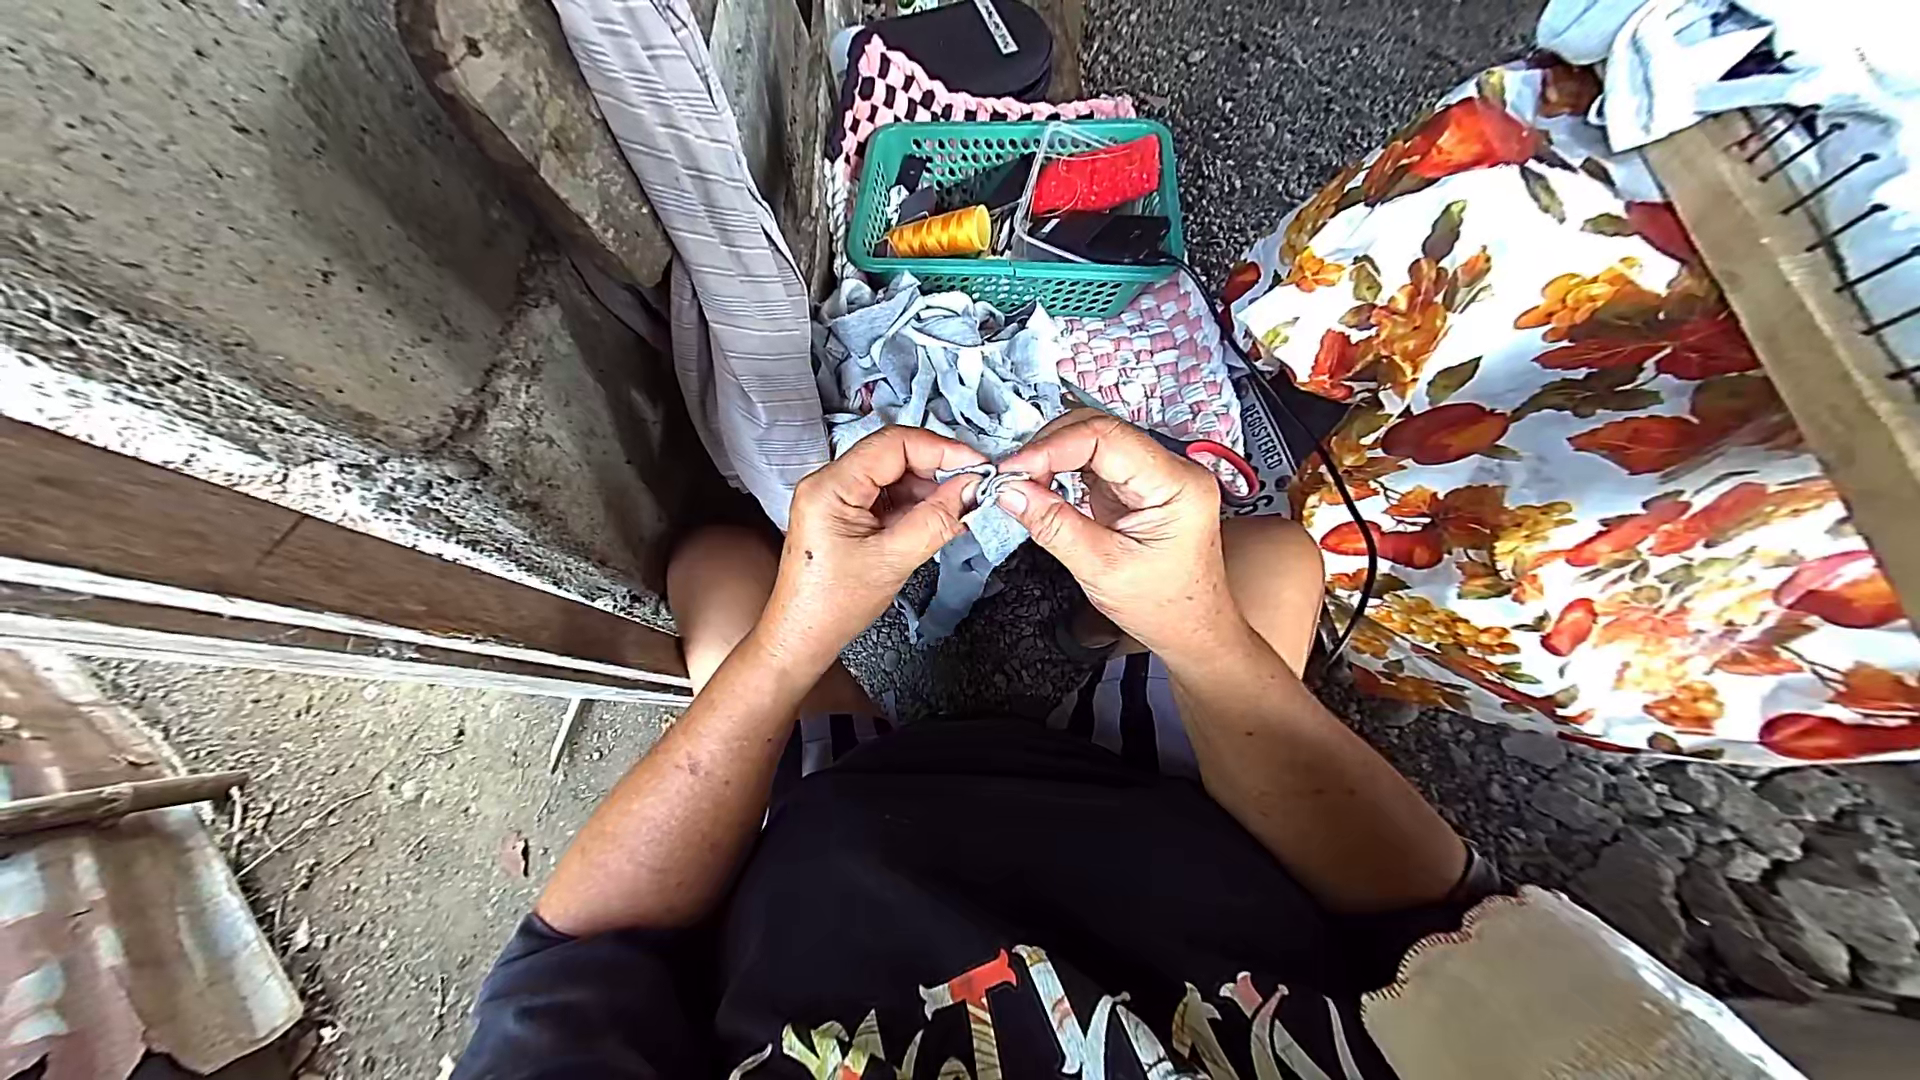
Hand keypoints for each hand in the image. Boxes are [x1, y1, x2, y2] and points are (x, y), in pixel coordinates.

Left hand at [755, 426, 985, 670]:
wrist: (803, 636)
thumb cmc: (832, 605)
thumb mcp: (893, 559)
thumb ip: (937, 520)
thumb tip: (971, 490)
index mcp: (831, 486)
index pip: (895, 443)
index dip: (942, 449)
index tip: (976, 465)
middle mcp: (829, 482)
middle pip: (895, 454)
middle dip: (938, 468)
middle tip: (974, 487)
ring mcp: (837, 496)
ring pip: (895, 474)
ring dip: (930, 486)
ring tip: (959, 506)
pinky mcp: (846, 511)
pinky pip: (887, 494)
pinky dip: (916, 502)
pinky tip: (938, 516)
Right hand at [995, 410, 1243, 659]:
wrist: (1188, 628)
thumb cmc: (1164, 606)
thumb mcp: (1101, 569)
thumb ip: (1054, 526)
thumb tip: (1013, 492)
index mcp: (1176, 485)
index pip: (1106, 437)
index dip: (1052, 447)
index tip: (1015, 469)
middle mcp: (1170, 471)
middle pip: (1098, 430)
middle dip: (1048, 448)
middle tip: (1013, 476)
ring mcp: (1151, 476)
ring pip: (1091, 442)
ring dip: (1051, 457)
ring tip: (1022, 483)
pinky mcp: (1134, 487)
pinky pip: (1091, 463)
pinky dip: (1060, 470)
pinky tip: (1041, 487)